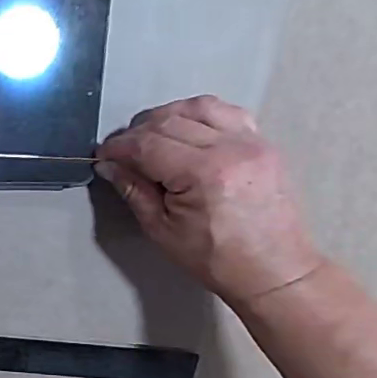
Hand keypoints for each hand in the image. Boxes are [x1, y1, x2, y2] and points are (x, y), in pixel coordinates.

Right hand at [96, 95, 324, 304]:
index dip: (117, 147)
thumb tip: (108, 165)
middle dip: (135, 133)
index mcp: (203, 173)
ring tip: (150, 138)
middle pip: (168, 121)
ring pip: (196, 107)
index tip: (102, 156)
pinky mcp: (263, 143)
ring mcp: (252, 142)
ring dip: (165, 117)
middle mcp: (231, 148)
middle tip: (120, 153)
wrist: (274, 269)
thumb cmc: (214, 258)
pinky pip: (225, 112)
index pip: (147, 144)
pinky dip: (198, 115)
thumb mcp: (160, 229)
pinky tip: (185, 131)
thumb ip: (133, 189)